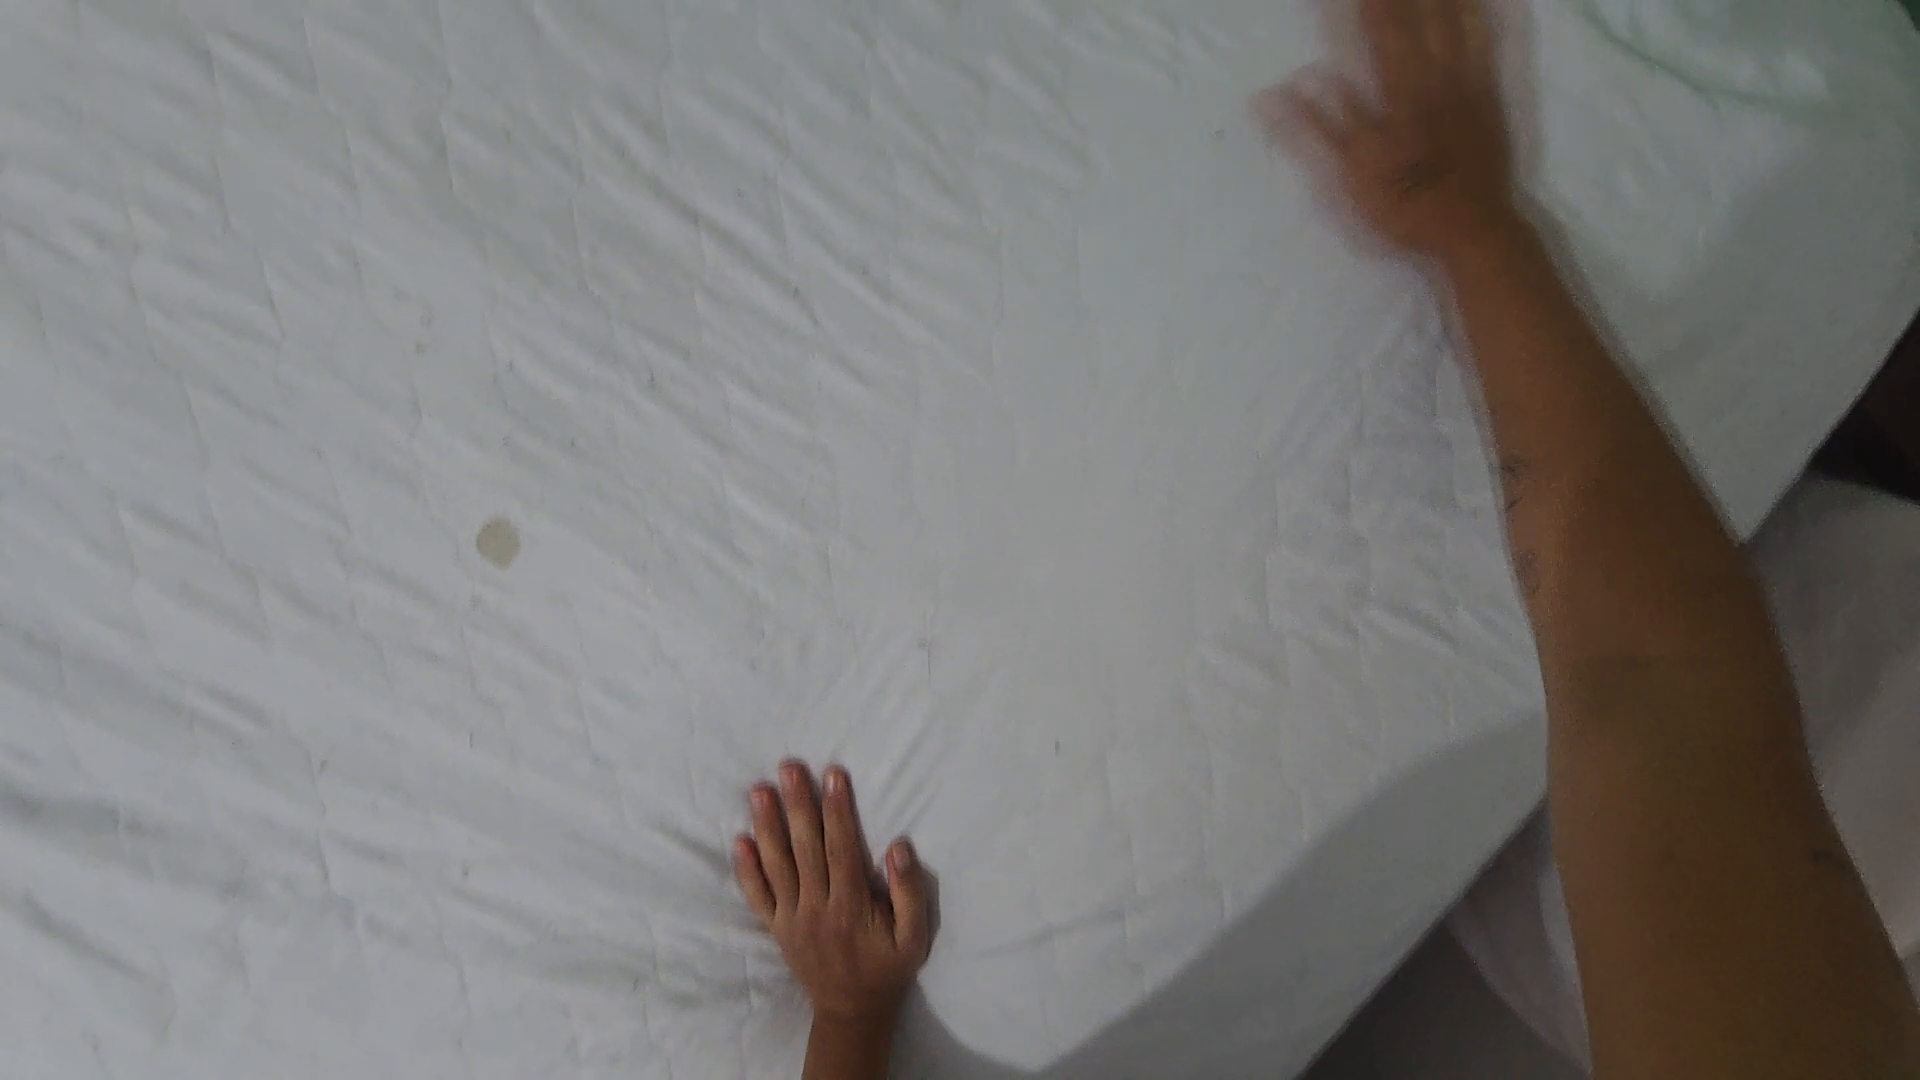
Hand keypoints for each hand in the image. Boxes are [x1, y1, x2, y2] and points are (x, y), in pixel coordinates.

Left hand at [735, 762, 932, 1024]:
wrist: (851, 1012)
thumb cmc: (888, 967)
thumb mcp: (915, 937)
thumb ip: (910, 893)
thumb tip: (899, 847)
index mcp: (851, 906)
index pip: (841, 848)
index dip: (837, 810)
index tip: (832, 774)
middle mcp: (817, 908)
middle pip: (805, 848)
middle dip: (798, 804)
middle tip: (789, 767)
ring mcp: (792, 918)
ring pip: (777, 865)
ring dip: (767, 825)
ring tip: (759, 790)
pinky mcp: (777, 927)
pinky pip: (758, 896)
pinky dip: (747, 870)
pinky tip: (739, 841)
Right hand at [1256, 0, 1517, 258]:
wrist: (1470, 227)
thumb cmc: (1403, 207)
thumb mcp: (1350, 174)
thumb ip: (1319, 126)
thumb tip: (1281, 91)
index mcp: (1396, 92)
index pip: (1376, 30)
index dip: (1360, 6)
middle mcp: (1434, 75)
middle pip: (1416, 17)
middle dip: (1394, 0)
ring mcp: (1469, 82)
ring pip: (1456, 19)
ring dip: (1440, 0)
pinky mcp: (1493, 95)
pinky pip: (1492, 41)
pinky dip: (1485, 16)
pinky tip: (1488, 3)